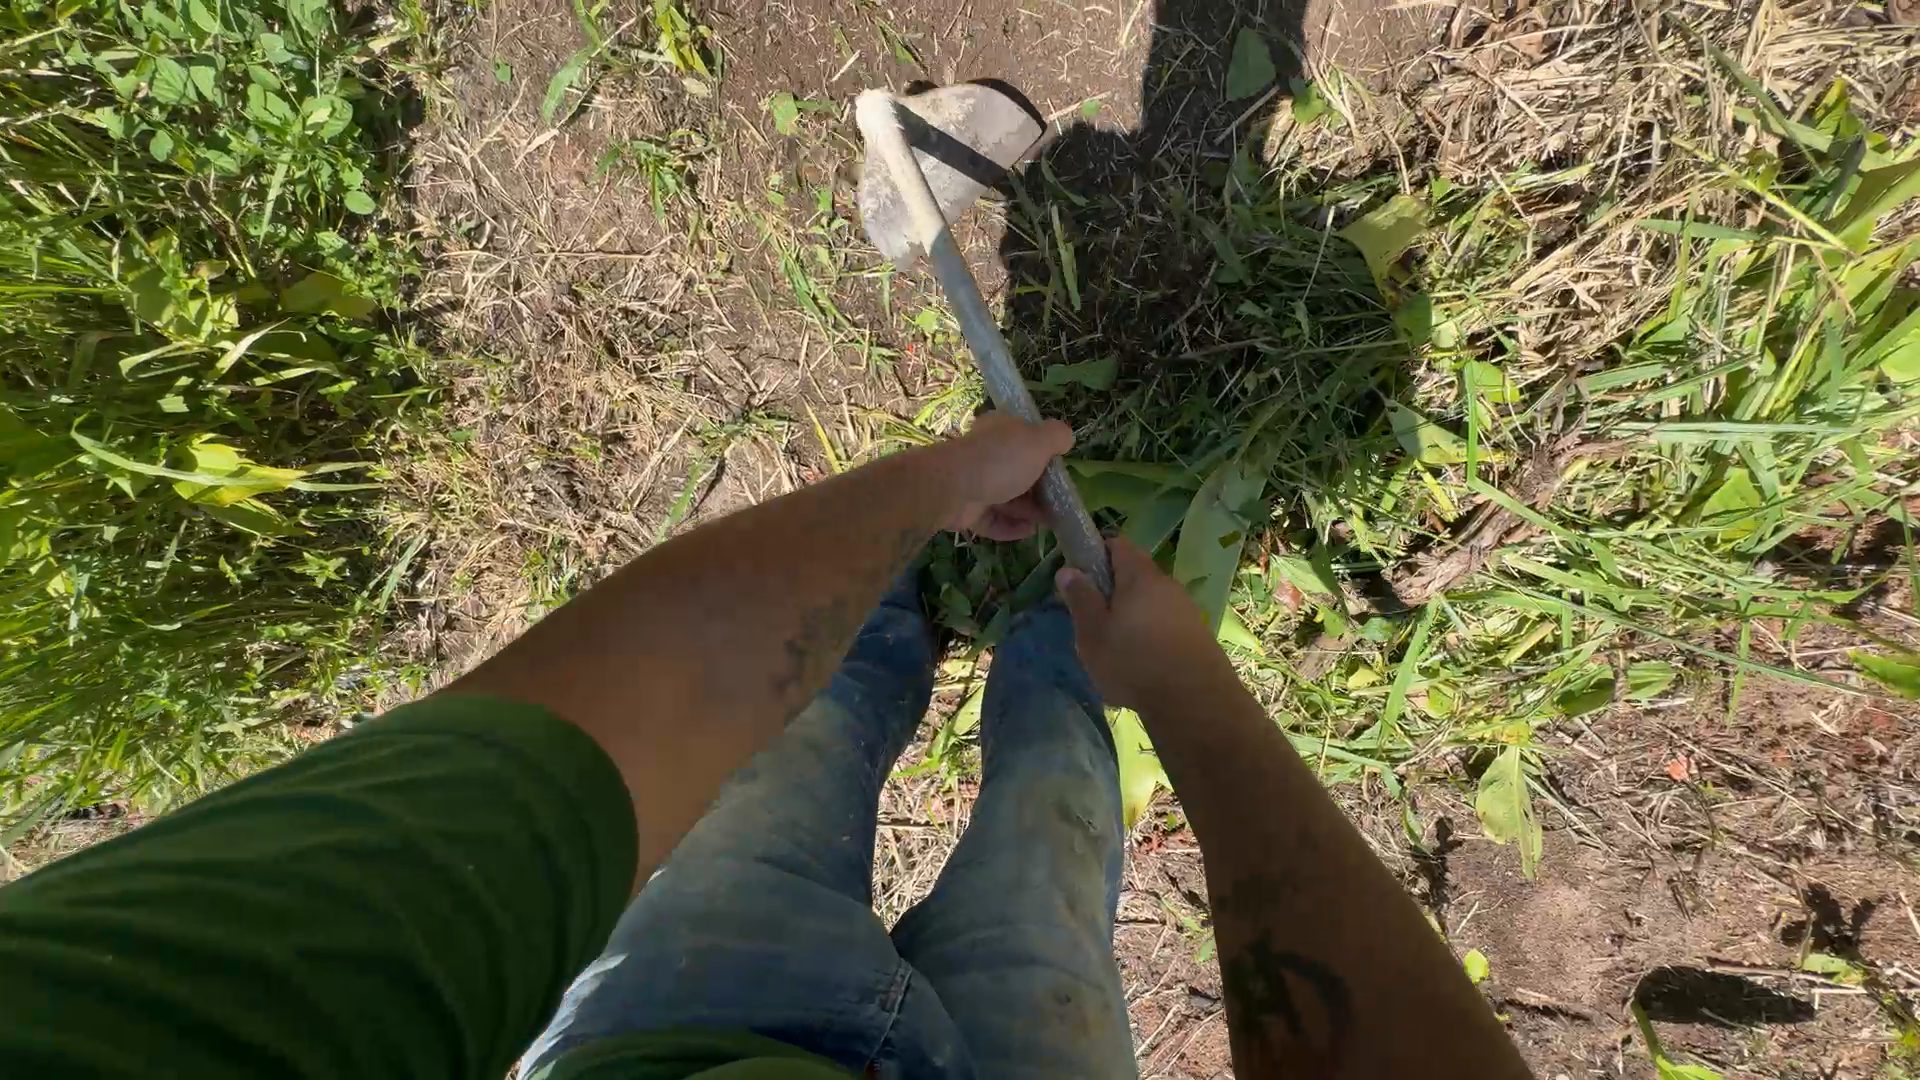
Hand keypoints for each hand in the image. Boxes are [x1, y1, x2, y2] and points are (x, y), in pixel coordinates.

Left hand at [934, 413, 1074, 540]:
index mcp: (1000, 430)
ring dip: (1028, 511)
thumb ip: (1057, 436)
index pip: (1025, 437)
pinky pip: (992, 519)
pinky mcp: (966, 509)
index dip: (1044, 453)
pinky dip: (1010, 527)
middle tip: (1059, 504)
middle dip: (1039, 489)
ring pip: (1005, 498)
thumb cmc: (1001, 459)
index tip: (1061, 472)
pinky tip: (1028, 532)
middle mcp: (986, 454)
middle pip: (1017, 472)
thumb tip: (1065, 438)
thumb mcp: (1039, 440)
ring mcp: (974, 482)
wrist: (954, 487)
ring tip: (1048, 523)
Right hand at [1055, 536, 1229, 708]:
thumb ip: (1081, 598)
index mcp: (1140, 576)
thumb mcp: (1093, 632)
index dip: (1096, 554)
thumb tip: (1069, 570)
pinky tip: (1142, 661)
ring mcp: (1187, 609)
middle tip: (1092, 619)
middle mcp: (1167, 584)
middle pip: (1135, 574)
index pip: (1118, 545)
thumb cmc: (1133, 661)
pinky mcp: (1198, 635)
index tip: (1081, 577)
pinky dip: (1150, 633)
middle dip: (1112, 590)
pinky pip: (1166, 623)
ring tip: (1116, 646)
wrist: (1195, 702)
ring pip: (1151, 601)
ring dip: (1132, 614)